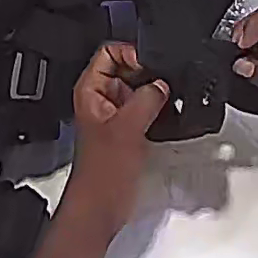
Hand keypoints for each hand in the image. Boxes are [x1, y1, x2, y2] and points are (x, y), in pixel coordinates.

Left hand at [62, 43, 168, 239]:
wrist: (101, 206)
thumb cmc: (102, 173)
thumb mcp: (128, 127)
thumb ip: (147, 99)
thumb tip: (161, 84)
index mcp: (91, 89)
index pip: (108, 51)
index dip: (130, 52)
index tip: (150, 65)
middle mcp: (101, 98)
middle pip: (125, 67)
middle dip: (146, 72)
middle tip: (163, 82)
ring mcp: (115, 113)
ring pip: (137, 87)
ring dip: (153, 90)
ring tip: (166, 98)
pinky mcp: (128, 129)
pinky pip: (144, 106)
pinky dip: (156, 107)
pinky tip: (167, 114)